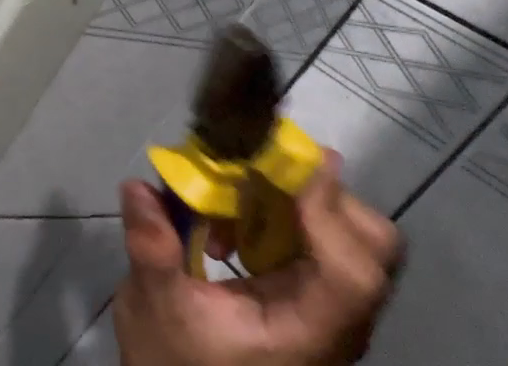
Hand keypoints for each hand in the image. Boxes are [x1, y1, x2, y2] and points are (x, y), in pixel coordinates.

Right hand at [113, 153, 402, 364]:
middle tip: (263, 163)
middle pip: (369, 249)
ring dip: (297, 202)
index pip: (350, 272)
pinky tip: (230, 220)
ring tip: (235, 190)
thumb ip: (152, 247)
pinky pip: (315, 246)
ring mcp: (324, 308)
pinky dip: (281, 217)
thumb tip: (139, 186)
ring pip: (347, 241)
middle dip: (322, 196)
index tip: (291, 161)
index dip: (329, 213)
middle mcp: (334, 318)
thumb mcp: (155, 306)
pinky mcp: (304, 299)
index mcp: (311, 329)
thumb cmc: (177, 360)